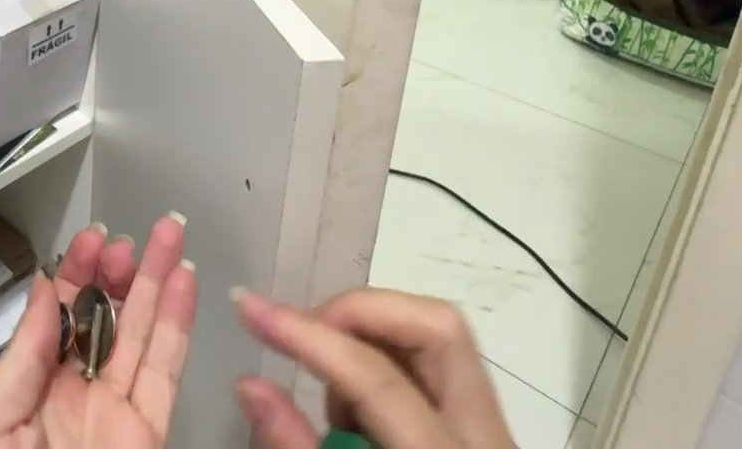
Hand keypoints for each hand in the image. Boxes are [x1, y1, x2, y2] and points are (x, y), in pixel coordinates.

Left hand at [0, 213, 196, 448]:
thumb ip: (21, 358)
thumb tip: (43, 287)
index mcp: (32, 390)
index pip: (60, 317)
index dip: (78, 275)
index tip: (91, 239)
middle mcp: (77, 395)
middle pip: (105, 319)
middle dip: (121, 271)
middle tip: (133, 234)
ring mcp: (117, 414)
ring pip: (141, 336)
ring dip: (157, 284)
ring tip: (168, 235)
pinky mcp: (148, 435)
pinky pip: (166, 374)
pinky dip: (178, 326)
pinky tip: (183, 283)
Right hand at [231, 287, 515, 448]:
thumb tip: (248, 382)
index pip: (378, 378)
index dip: (308, 335)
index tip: (248, 307)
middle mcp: (487, 443)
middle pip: (437, 328)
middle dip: (359, 313)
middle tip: (302, 337)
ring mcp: (494, 437)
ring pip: (437, 336)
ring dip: (369, 336)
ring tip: (327, 393)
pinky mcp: (483, 435)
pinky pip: (432, 366)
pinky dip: (382, 360)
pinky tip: (353, 409)